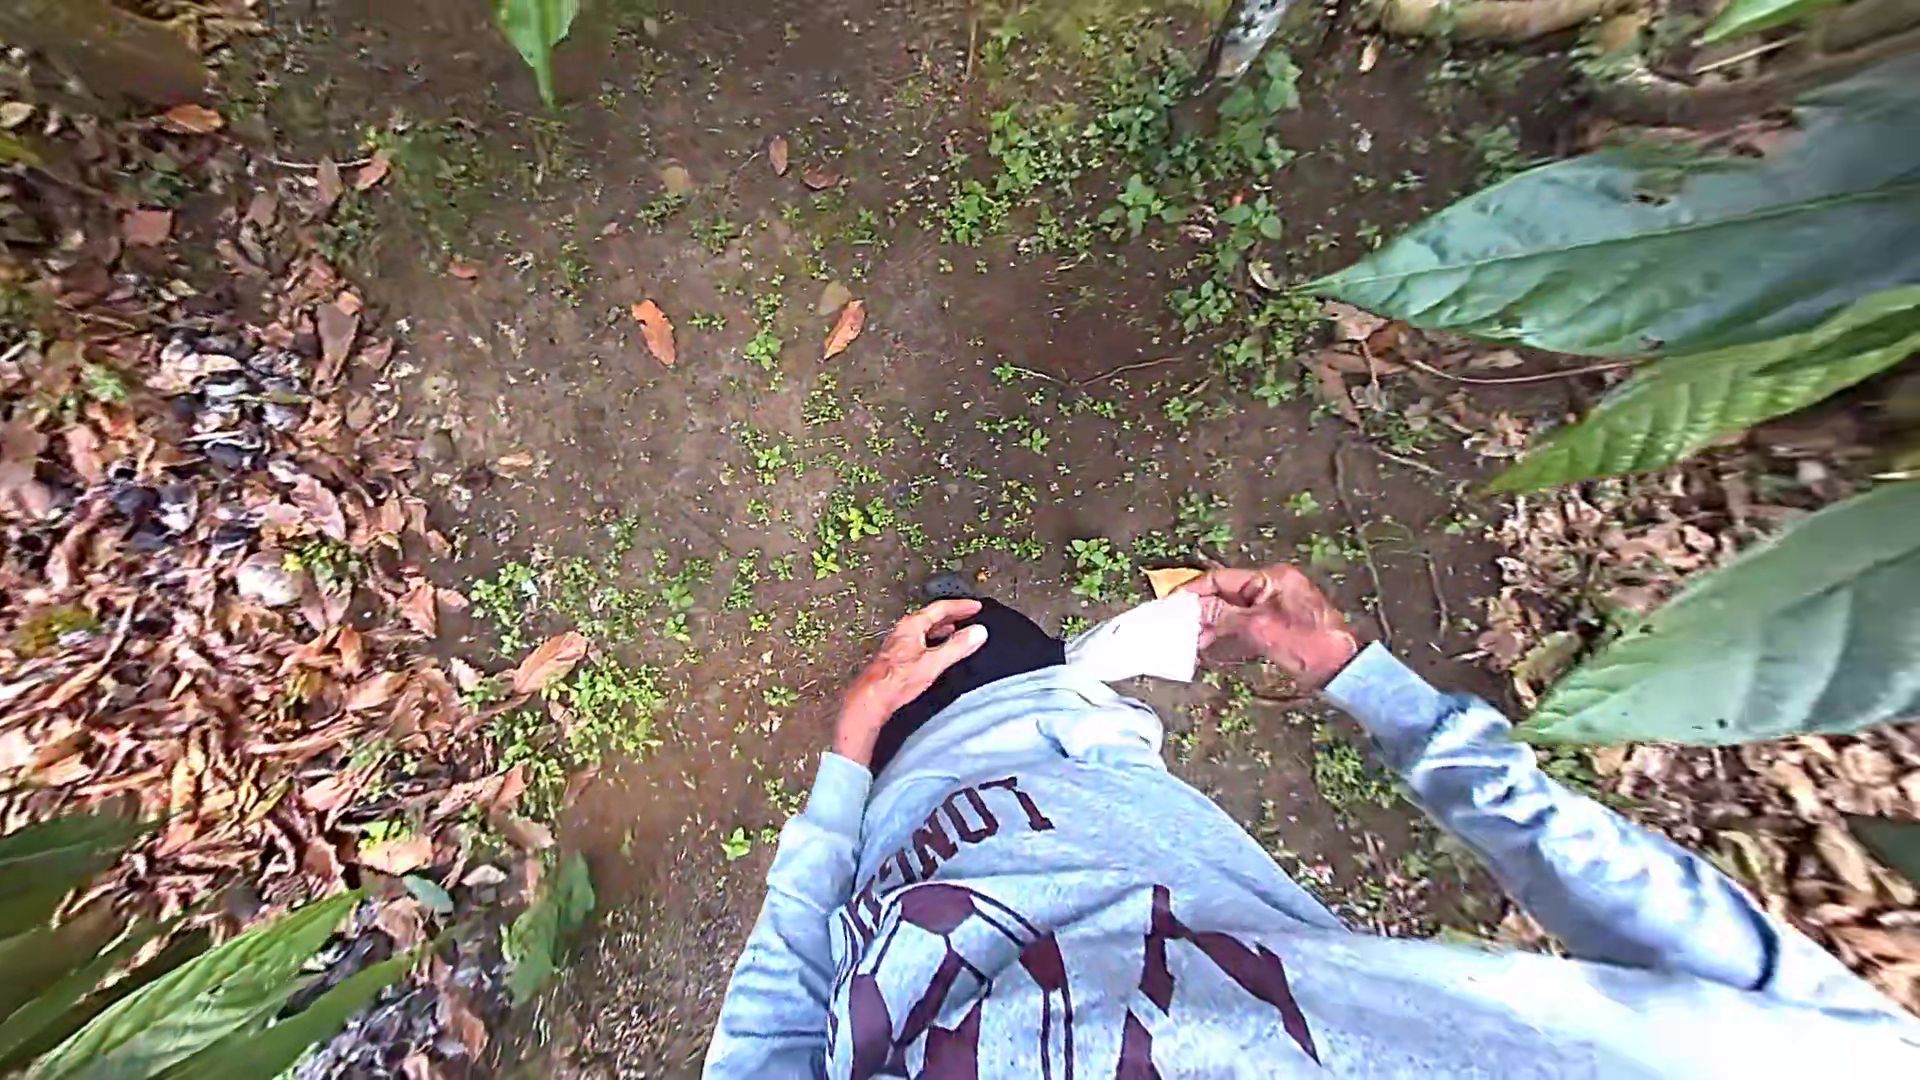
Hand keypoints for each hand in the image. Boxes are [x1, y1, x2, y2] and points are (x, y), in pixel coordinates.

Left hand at [834, 599, 989, 766]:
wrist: (871, 698)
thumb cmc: (896, 680)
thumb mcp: (933, 662)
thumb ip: (957, 646)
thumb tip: (978, 632)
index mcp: (912, 625)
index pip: (940, 608)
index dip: (960, 606)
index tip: (976, 606)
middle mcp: (904, 631)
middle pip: (931, 616)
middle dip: (952, 614)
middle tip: (969, 614)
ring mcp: (899, 644)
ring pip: (925, 629)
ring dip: (942, 627)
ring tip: (956, 629)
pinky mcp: (897, 657)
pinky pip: (920, 641)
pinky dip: (934, 640)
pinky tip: (936, 650)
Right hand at [1179, 564, 1358, 688]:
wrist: (1344, 671)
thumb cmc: (1305, 644)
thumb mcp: (1257, 627)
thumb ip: (1221, 615)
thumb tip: (1191, 610)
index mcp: (1269, 578)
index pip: (1220, 578)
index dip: (1193, 590)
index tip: (1171, 604)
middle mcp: (1271, 585)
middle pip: (1224, 592)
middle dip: (1199, 608)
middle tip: (1177, 624)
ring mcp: (1274, 603)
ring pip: (1230, 608)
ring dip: (1209, 621)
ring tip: (1189, 638)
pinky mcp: (1276, 621)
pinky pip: (1241, 620)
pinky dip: (1223, 629)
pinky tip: (1207, 642)